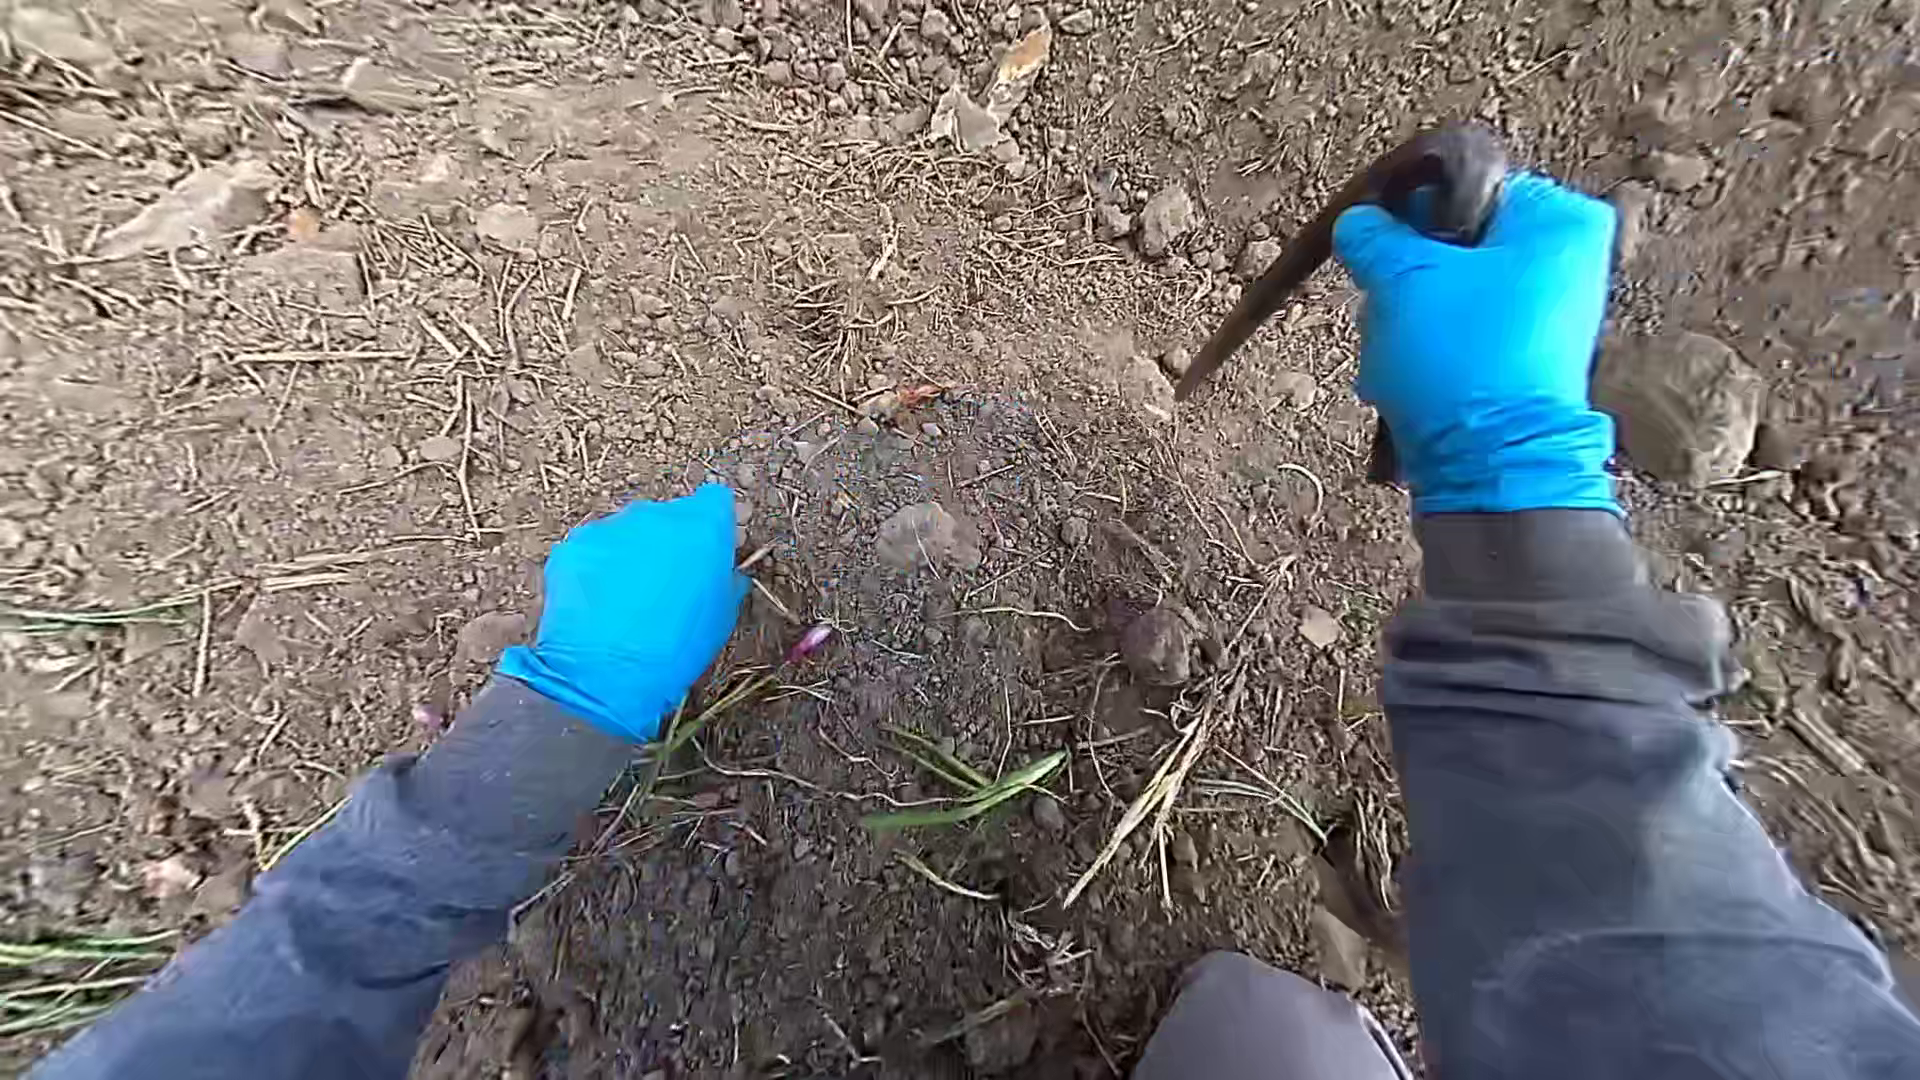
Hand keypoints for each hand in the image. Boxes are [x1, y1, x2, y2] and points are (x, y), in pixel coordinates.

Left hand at [498, 485, 746, 740]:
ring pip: (634, 530)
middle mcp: (658, 515)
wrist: (607, 673)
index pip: (716, 500)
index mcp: (703, 526)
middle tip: (674, 579)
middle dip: (675, 539)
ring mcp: (613, 527)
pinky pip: (598, 546)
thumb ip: (728, 577)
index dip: (716, 523)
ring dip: (638, 551)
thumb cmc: (678, 644)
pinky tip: (605, 600)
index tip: (713, 547)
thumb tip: (726, 571)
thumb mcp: (724, 613)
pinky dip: (603, 566)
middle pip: (673, 514)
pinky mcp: (576, 544)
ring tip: (634, 595)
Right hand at [1333, 172, 1619, 514]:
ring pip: (1438, 298)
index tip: (1374, 254)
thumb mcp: (1404, 283)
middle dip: (1399, 286)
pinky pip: (1447, 337)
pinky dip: (1415, 354)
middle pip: (1447, 251)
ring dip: (1398, 325)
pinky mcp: (1509, 359)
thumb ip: (1377, 241)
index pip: (1465, 192)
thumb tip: (1357, 218)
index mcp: (1554, 221)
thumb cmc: (1456, 356)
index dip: (1410, 220)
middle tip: (1383, 316)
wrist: (1484, 456)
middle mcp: (1558, 261)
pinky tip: (1401, 379)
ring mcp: (1536, 315)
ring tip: (1390, 359)